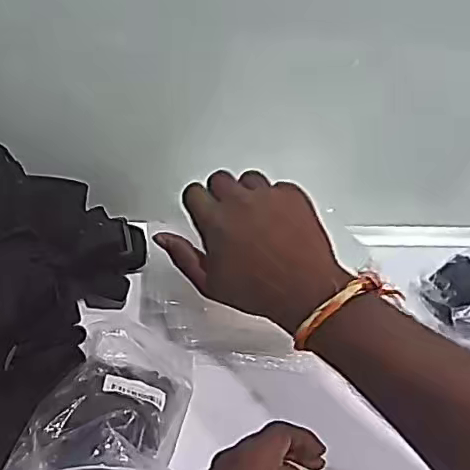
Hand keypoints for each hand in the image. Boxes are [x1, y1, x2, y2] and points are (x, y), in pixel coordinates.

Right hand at [154, 171, 351, 333]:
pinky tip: (273, 218)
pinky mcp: (292, 196)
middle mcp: (239, 203)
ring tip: (250, 215)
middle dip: (218, 194)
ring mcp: (268, 196)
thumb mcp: (208, 282)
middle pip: (218, 179)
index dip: (195, 203)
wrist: (305, 290)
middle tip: (225, 215)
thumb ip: (182, 255)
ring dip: (245, 193)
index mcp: (214, 221)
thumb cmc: (260, 290)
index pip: (193, 192)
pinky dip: (273, 198)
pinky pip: (276, 186)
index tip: (200, 211)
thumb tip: (164, 239)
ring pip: (247, 179)